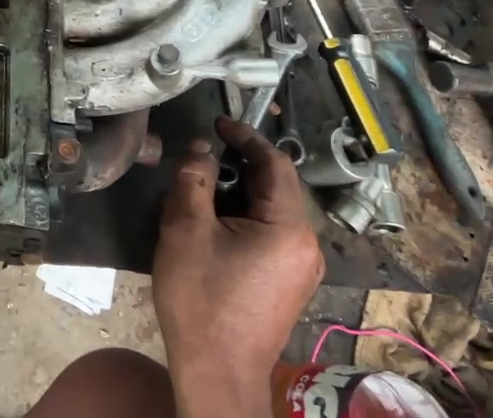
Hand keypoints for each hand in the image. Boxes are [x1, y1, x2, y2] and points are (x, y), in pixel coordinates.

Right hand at [153, 116, 322, 417]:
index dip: (245, 137)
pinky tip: (212, 221)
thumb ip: (195, 179)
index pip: (275, 165)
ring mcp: (299, 269)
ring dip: (237, 192)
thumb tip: (202, 149)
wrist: (217, 371)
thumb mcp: (186, 227)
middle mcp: (306, 247)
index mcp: (289, 228)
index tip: (217, 122)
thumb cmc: (201, 296)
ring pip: (270, 212)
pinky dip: (243, 216)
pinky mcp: (286, 284)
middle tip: (200, 155)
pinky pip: (269, 234)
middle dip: (238, 165)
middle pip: (275, 188)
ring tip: (199, 186)